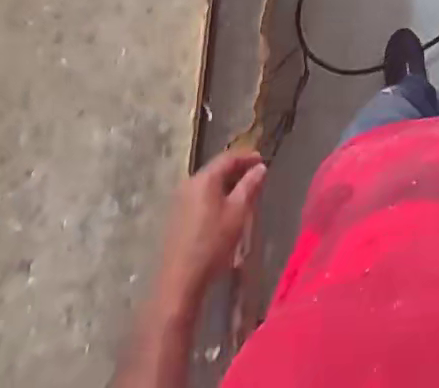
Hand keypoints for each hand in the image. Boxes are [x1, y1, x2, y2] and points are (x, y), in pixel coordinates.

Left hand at [154, 150, 266, 303]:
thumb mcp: (238, 211)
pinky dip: (216, 194)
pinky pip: (200, 195)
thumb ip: (250, 185)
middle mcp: (188, 184)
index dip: (247, 156)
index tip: (263, 160)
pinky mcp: (176, 216)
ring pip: (208, 183)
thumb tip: (260, 167)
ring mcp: (179, 200)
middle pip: (216, 169)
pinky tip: (225, 207)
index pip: (228, 158)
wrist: (179, 281)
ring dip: (227, 183)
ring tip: (244, 191)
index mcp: (204, 179)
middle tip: (256, 175)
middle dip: (237, 169)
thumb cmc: (213, 242)